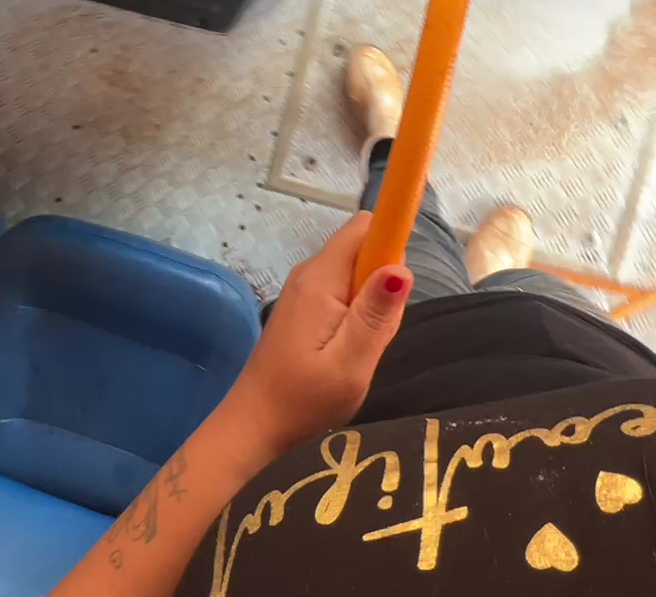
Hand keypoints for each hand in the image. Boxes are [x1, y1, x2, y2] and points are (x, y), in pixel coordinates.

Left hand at [222, 212, 412, 453]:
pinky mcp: (304, 306)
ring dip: (370, 304)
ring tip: (360, 349)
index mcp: (321, 277)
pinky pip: (343, 292)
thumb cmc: (303, 401)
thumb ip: (376, 315)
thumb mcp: (350, 365)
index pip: (364, 227)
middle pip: (363, 249)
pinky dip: (356, 315)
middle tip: (375, 334)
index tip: (401, 282)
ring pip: (355, 273)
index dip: (392, 238)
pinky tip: (346, 351)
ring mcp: (304, 288)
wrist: (253, 428)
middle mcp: (310, 272)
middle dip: (383, 282)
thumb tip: (402, 267)